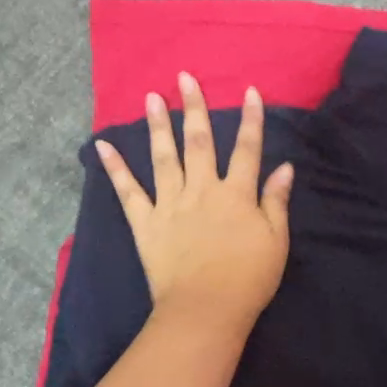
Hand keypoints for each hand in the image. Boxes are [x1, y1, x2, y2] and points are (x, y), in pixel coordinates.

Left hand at [95, 72, 293, 332]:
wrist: (206, 309)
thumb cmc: (249, 278)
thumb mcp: (276, 241)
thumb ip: (276, 202)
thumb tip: (283, 167)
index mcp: (237, 195)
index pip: (247, 149)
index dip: (250, 119)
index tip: (249, 91)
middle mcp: (203, 190)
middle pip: (200, 142)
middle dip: (195, 108)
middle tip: (186, 77)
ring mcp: (170, 204)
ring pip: (164, 157)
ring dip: (159, 125)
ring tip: (152, 97)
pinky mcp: (146, 223)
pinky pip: (128, 191)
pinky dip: (115, 168)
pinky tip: (103, 145)